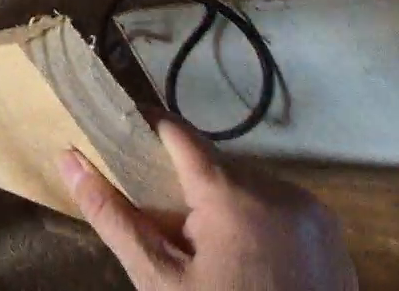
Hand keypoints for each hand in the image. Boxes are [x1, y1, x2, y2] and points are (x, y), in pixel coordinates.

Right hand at [58, 119, 356, 290]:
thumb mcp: (158, 278)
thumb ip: (112, 215)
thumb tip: (66, 157)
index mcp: (235, 196)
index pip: (176, 130)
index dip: (140, 122)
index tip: (109, 126)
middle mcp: (282, 193)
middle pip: (207, 160)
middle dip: (176, 179)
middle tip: (154, 216)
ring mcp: (314, 217)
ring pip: (239, 181)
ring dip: (211, 198)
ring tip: (195, 243)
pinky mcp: (332, 239)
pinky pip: (272, 206)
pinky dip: (244, 217)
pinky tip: (234, 256)